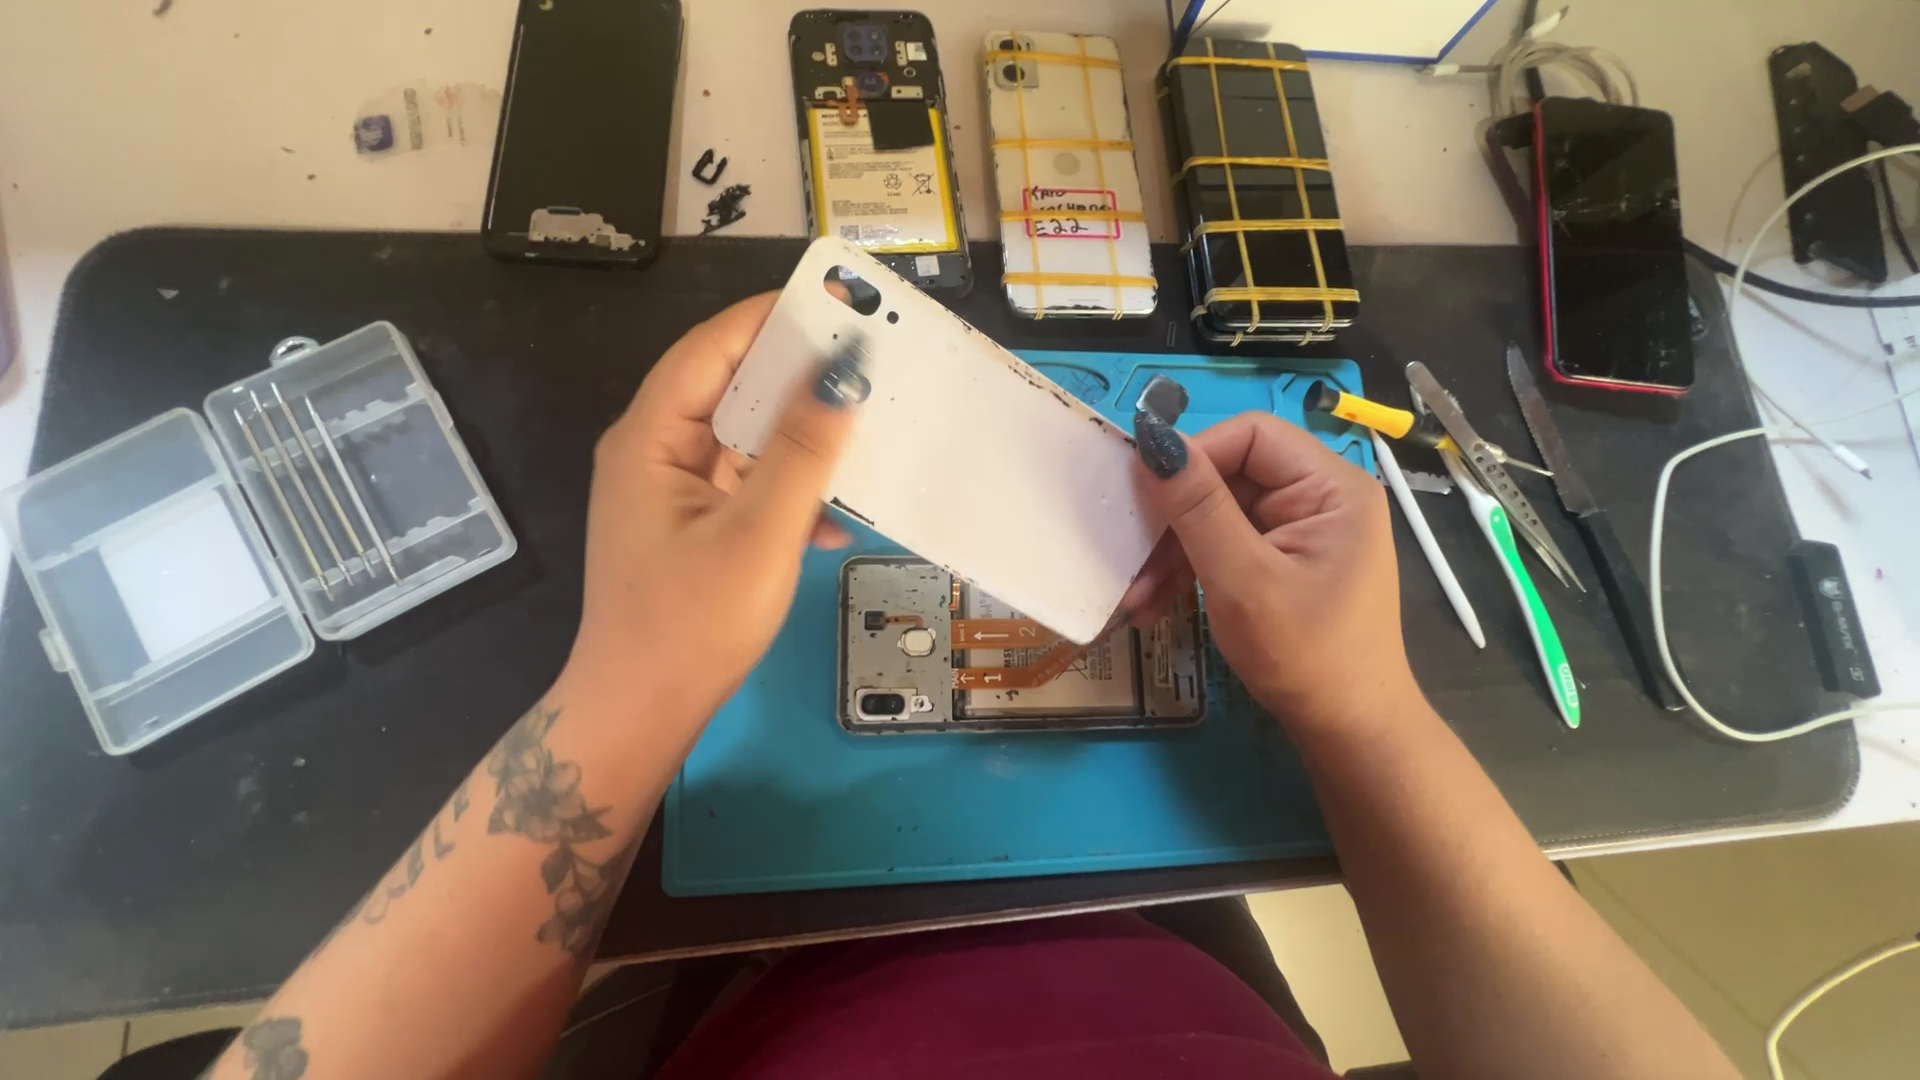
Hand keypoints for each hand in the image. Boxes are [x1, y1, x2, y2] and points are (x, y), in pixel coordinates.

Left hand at [565, 292, 863, 731]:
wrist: (645, 711)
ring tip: (864, 433)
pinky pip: (749, 486)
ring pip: (747, 440)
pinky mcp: (696, 524)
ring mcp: (676, 490)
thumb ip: (802, 453)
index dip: (773, 319)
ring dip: (802, 441)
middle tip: (866, 364)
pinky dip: (790, 492)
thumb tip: (842, 378)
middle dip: (799, 378)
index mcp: (652, 437)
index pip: (712, 348)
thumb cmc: (694, 623)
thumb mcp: (758, 533)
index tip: (838, 304)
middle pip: (732, 390)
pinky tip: (834, 518)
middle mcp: (657, 451)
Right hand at [1123, 410, 1416, 736]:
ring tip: (1136, 596)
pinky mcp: (1278, 559)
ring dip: (1171, 553)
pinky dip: (1186, 570)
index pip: (1250, 435)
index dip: (1193, 456)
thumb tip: (1152, 442)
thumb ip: (1197, 508)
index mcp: (1330, 487)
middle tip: (1130, 555)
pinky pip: (1221, 545)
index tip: (1142, 495)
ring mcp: (1297, 530)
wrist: (1344, 728)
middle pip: (1226, 476)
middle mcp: (1317, 497)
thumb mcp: (1242, 579)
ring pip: (1214, 514)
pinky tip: (1154, 604)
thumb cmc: (1305, 654)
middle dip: (1173, 519)